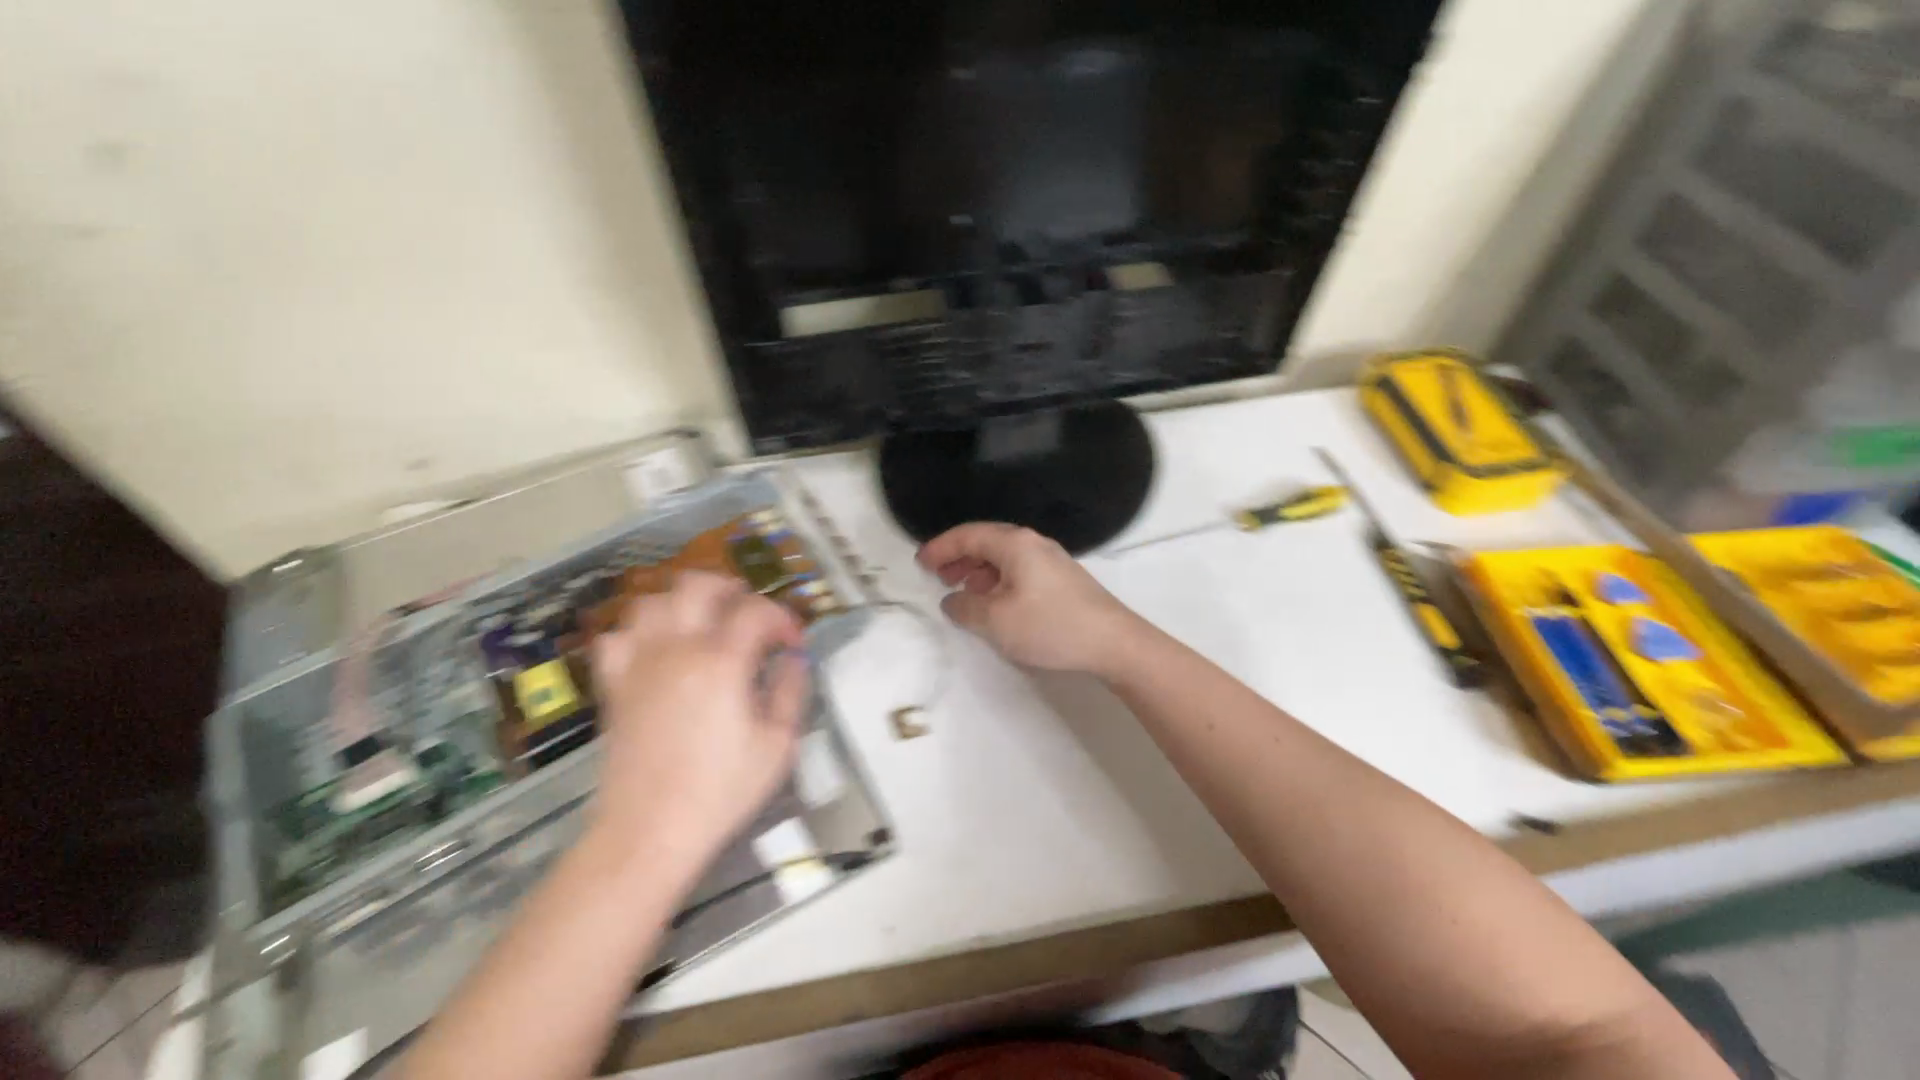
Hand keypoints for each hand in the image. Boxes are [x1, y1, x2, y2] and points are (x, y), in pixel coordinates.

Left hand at [586, 572, 808, 884]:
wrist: (649, 830)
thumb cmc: (721, 792)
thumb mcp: (778, 746)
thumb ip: (790, 692)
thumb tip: (793, 660)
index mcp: (722, 661)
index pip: (757, 611)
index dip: (782, 618)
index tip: (792, 644)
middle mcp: (677, 648)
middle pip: (698, 585)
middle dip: (730, 589)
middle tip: (748, 614)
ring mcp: (638, 663)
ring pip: (652, 601)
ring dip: (682, 603)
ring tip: (702, 624)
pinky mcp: (614, 684)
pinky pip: (616, 637)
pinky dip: (637, 632)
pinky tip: (655, 650)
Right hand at [916, 523, 1149, 675]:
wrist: (1113, 642)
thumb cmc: (1050, 626)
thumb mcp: (996, 621)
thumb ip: (966, 607)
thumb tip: (952, 600)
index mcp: (1015, 544)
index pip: (968, 535)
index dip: (940, 547)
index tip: (919, 563)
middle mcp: (1033, 544)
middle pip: (987, 541)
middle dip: (958, 557)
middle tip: (937, 576)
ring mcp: (1051, 560)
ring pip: (1003, 557)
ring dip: (978, 570)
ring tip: (961, 591)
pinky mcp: (1062, 580)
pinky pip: (1018, 570)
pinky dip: (997, 580)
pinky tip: (994, 603)